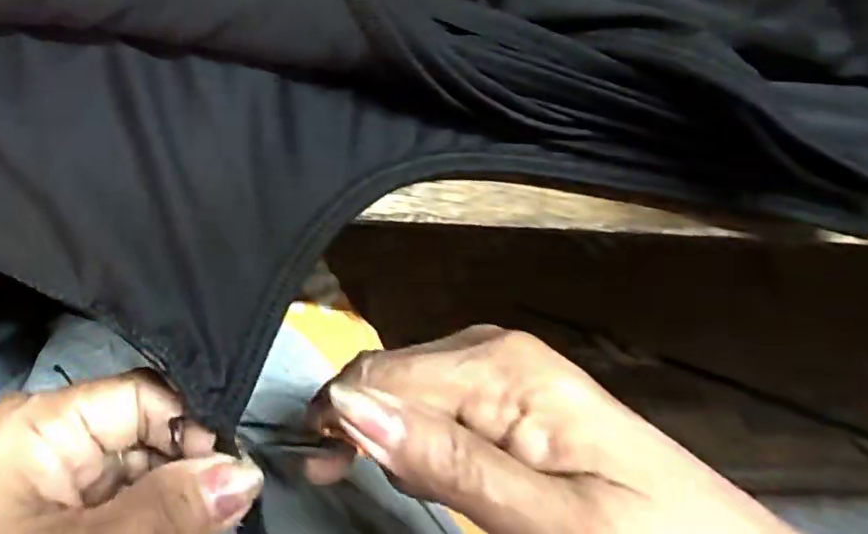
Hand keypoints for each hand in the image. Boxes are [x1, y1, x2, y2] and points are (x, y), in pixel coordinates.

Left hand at [0, 369, 263, 533]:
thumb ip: (169, 508)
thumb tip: (244, 472)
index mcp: (42, 423)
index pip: (138, 395)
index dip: (191, 425)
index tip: (237, 468)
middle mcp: (53, 441)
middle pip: (146, 433)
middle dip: (192, 468)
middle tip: (236, 504)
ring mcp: (63, 482)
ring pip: (146, 472)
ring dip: (184, 500)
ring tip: (220, 519)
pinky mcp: (73, 519)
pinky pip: (133, 503)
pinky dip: (166, 519)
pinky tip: (195, 528)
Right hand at [305, 326, 794, 533]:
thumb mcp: (557, 526)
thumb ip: (450, 463)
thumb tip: (349, 406)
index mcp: (502, 365)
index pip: (386, 375)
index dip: (338, 416)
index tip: (310, 468)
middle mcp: (496, 351)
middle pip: (394, 376)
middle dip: (356, 421)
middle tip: (329, 479)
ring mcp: (507, 371)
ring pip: (411, 389)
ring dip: (382, 431)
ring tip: (366, 475)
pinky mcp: (516, 399)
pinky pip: (440, 404)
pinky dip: (414, 435)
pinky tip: (412, 462)